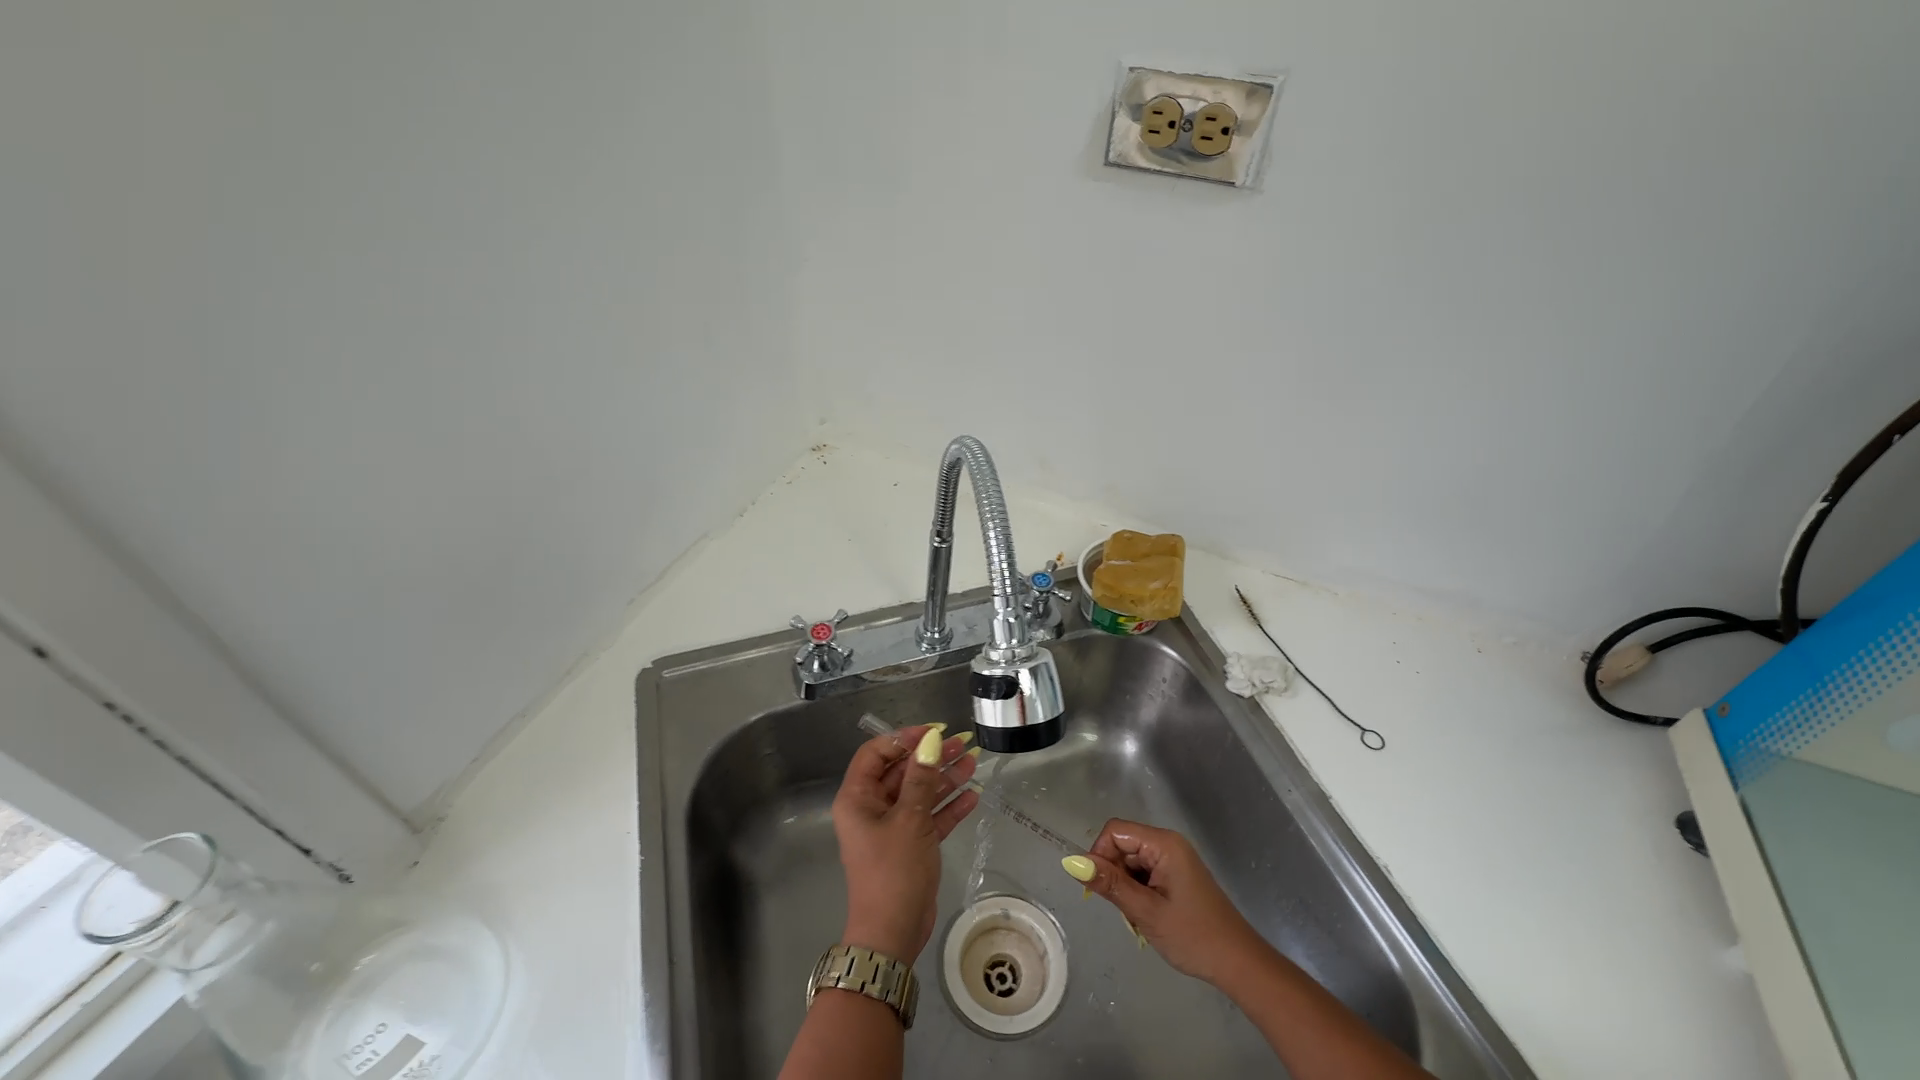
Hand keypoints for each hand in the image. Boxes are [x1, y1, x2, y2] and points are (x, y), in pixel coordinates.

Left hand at [832, 725, 979, 963]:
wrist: (892, 931)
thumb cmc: (893, 871)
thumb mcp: (909, 820)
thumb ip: (922, 780)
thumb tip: (931, 743)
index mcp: (857, 798)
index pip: (876, 754)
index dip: (903, 739)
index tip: (934, 732)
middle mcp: (871, 809)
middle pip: (901, 772)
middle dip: (930, 758)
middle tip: (962, 744)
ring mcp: (892, 828)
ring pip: (919, 794)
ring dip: (944, 779)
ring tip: (973, 762)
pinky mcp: (910, 846)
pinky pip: (930, 818)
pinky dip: (948, 807)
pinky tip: (972, 795)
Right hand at [1069, 819, 1266, 983]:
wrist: (1237, 962)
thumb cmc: (1193, 936)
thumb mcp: (1145, 911)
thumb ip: (1109, 884)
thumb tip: (1072, 862)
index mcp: (1164, 844)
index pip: (1115, 832)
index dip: (1099, 855)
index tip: (1098, 888)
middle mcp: (1168, 844)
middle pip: (1122, 845)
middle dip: (1113, 874)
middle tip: (1123, 909)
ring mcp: (1174, 860)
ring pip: (1131, 862)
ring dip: (1125, 887)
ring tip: (1138, 916)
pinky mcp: (1176, 876)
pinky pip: (1144, 874)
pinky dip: (1137, 892)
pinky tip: (1147, 916)